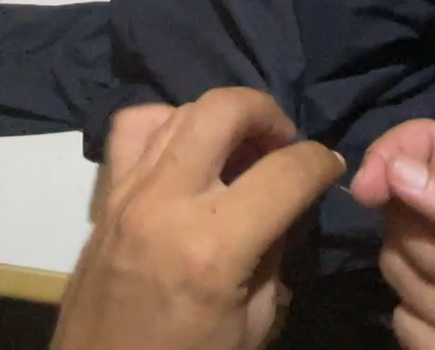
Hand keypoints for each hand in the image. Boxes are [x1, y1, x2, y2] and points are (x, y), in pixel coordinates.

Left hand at [51, 89, 344, 349]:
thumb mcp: (254, 325)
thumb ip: (274, 253)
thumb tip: (286, 201)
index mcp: (213, 247)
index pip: (284, 173)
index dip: (320, 161)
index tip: (330, 164)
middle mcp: (167, 201)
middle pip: (223, 109)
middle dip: (267, 112)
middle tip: (283, 142)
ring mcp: (129, 189)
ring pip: (181, 108)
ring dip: (223, 116)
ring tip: (240, 144)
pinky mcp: (105, 191)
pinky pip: (134, 125)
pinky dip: (167, 121)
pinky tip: (186, 147)